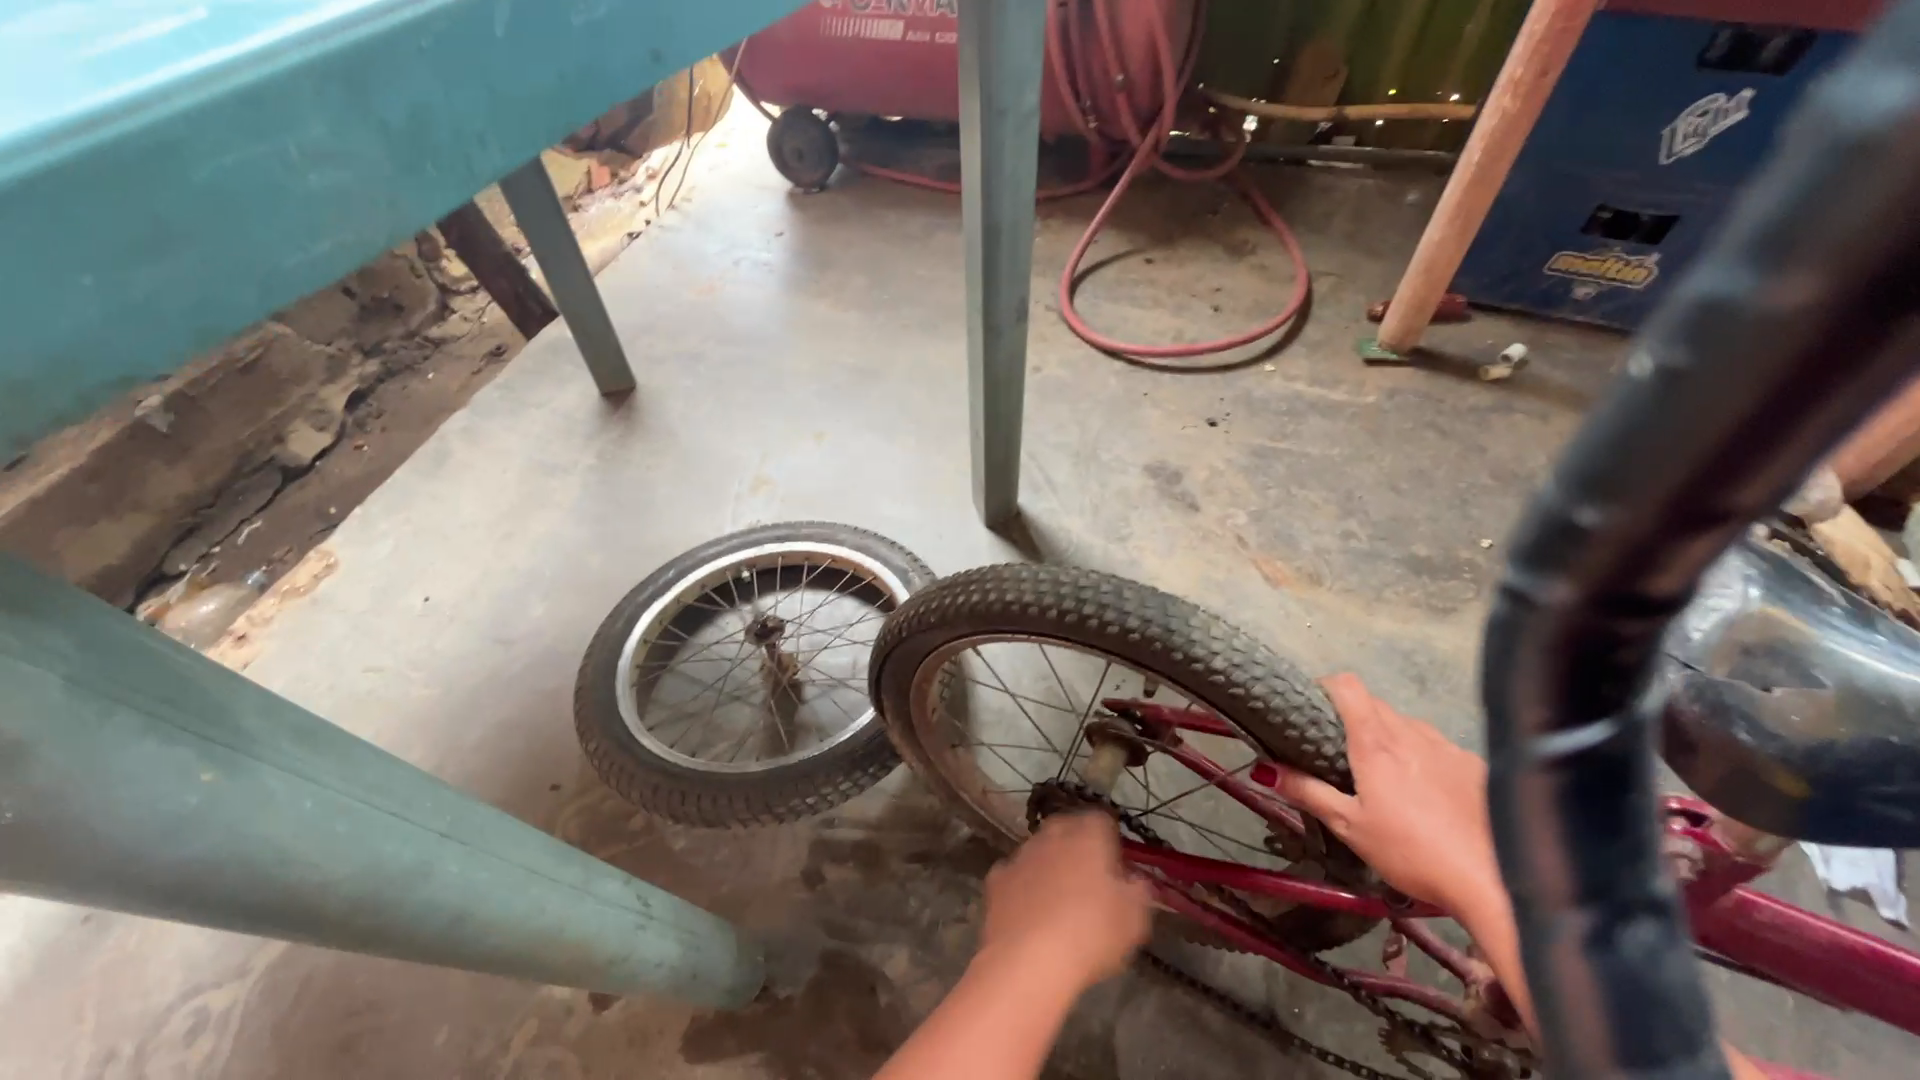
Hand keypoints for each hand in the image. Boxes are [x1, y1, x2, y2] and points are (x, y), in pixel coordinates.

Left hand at [979, 813, 1153, 991]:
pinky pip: (1016, 876)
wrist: (1028, 961)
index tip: (1116, 868)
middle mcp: (1052, 835)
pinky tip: (1030, 913)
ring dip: (1049, 866)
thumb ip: (1139, 892)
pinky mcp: (996, 879)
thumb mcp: (1134, 919)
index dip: (1111, 841)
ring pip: (1040, 851)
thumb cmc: (1090, 934)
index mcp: (1088, 835)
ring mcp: (1020, 855)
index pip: (1102, 820)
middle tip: (1091, 883)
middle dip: (1078, 849)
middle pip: (1068, 830)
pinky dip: (1023, 887)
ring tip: (1059, 902)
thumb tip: (1136, 882)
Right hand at [1270, 673, 1500, 916]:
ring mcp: (1448, 746)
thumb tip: (1264, 768)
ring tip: (1382, 774)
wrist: (1498, 881)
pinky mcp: (1475, 765)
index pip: (1347, 685)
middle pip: (1375, 704)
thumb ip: (1307, 792)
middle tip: (1338, 750)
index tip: (1312, 706)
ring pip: (1407, 724)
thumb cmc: (1412, 851)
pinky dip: (1421, 756)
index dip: (1326, 686)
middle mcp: (1412, 732)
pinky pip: (1437, 746)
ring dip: (1388, 736)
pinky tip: (1426, 793)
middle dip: (1352, 717)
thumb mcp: (1350, 827)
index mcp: (1376, 742)